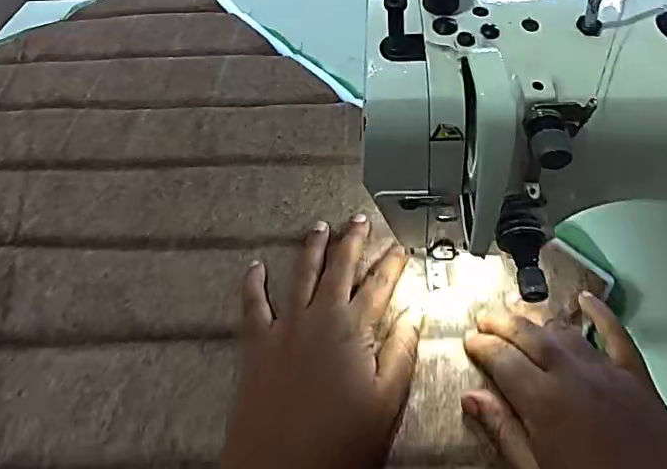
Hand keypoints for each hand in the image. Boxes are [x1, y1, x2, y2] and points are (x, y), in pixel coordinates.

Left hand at [221, 216, 419, 468]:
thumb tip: (413, 316)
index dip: (392, 264)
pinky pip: (253, 302)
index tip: (399, 249)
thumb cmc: (338, 446)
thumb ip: (401, 353)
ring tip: (320, 227)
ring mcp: (285, 326)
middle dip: (352, 239)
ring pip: (301, 272)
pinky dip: (253, 282)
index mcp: (352, 329)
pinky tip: (255, 266)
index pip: (379, 285)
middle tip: (359, 221)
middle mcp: (318, 316)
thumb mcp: (386, 404)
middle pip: (339, 266)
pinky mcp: (257, 343)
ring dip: (312, 247)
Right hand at [463, 292, 666, 468]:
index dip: (482, 346)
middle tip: (484, 319)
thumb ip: (506, 433)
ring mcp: (607, 374)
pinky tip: (587, 300)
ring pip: (563, 331)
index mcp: (546, 403)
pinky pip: (616, 335)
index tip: (471, 342)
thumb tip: (474, 399)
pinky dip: (600, 313)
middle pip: (528, 335)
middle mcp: (574, 378)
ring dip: (538, 319)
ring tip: (520, 313)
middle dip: (501, 323)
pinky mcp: (638, 380)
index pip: (502, 358)